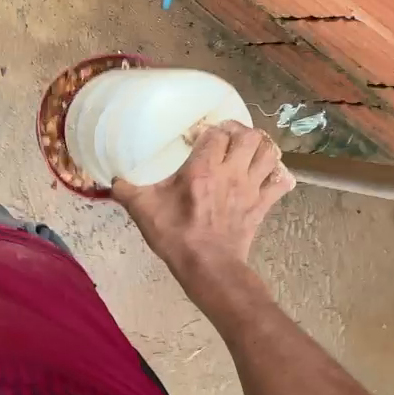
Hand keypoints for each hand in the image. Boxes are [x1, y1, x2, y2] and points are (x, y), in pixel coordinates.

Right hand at [113, 121, 293, 280]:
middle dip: (238, 131)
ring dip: (259, 147)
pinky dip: (276, 173)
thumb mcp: (142, 209)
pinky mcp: (263, 205)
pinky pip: (282, 180)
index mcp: (202, 169)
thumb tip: (111, 177)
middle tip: (224, 136)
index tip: (196, 134)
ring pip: (269, 153)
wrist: (208, 266)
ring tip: (245, 149)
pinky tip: (264, 173)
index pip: (216, 134)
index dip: (208, 129)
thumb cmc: (174, 235)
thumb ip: (125, 189)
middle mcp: (231, 173)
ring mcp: (252, 188)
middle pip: (250, 137)